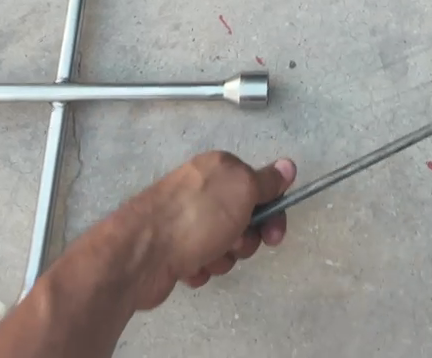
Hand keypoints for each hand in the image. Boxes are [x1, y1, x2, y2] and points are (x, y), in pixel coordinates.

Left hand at [113, 152, 294, 309]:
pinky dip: (201, 267)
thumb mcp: (243, 190)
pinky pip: (203, 260)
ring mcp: (187, 219)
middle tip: (235, 244)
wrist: (143, 253)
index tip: (274, 234)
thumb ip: (267, 180)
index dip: (272, 212)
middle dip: (245, 238)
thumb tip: (288, 165)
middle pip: (244, 217)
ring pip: (225, 243)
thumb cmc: (198, 216)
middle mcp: (203, 189)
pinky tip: (190, 266)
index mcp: (220, 168)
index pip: (259, 186)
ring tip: (207, 256)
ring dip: (223, 255)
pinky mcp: (174, 248)